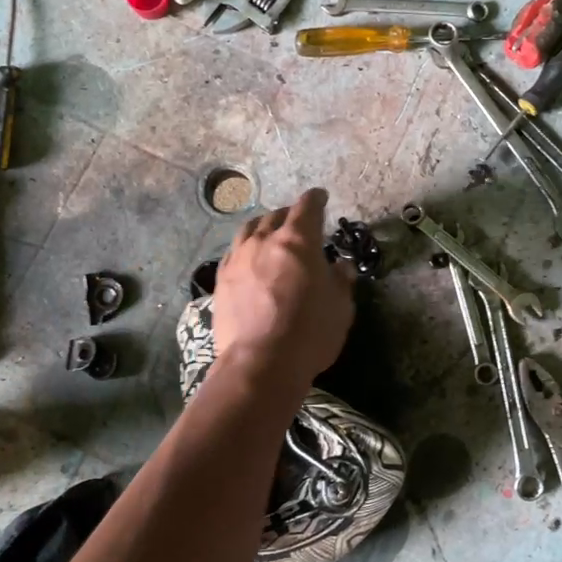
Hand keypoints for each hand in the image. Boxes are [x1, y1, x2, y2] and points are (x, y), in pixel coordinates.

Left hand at [209, 188, 354, 396]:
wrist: (260, 363)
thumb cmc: (310, 332)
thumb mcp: (341, 307)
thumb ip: (340, 280)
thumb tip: (340, 266)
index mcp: (298, 240)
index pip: (307, 207)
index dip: (316, 199)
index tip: (321, 198)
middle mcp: (264, 240)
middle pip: (276, 216)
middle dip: (289, 215)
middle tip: (298, 223)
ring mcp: (238, 259)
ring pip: (249, 229)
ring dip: (263, 227)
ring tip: (269, 235)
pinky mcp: (221, 280)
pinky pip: (233, 253)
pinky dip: (245, 249)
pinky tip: (248, 259)